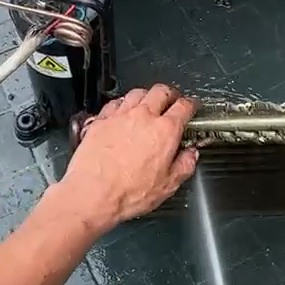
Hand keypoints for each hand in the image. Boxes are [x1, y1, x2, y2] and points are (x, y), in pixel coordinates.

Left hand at [53, 84, 197, 230]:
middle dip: (170, 94)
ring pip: (137, 92)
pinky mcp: (101, 120)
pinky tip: (122, 111)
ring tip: (148, 103)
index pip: (184, 106)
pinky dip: (122, 104)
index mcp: (165, 131)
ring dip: (146, 96)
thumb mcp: (168, 185)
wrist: (93, 193)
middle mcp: (143, 117)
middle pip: (160, 91)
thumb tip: (191, 156)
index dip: (191, 104)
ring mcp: (120, 116)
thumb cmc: (127, 192)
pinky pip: (115, 102)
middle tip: (172, 100)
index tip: (192, 106)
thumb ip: (184, 166)